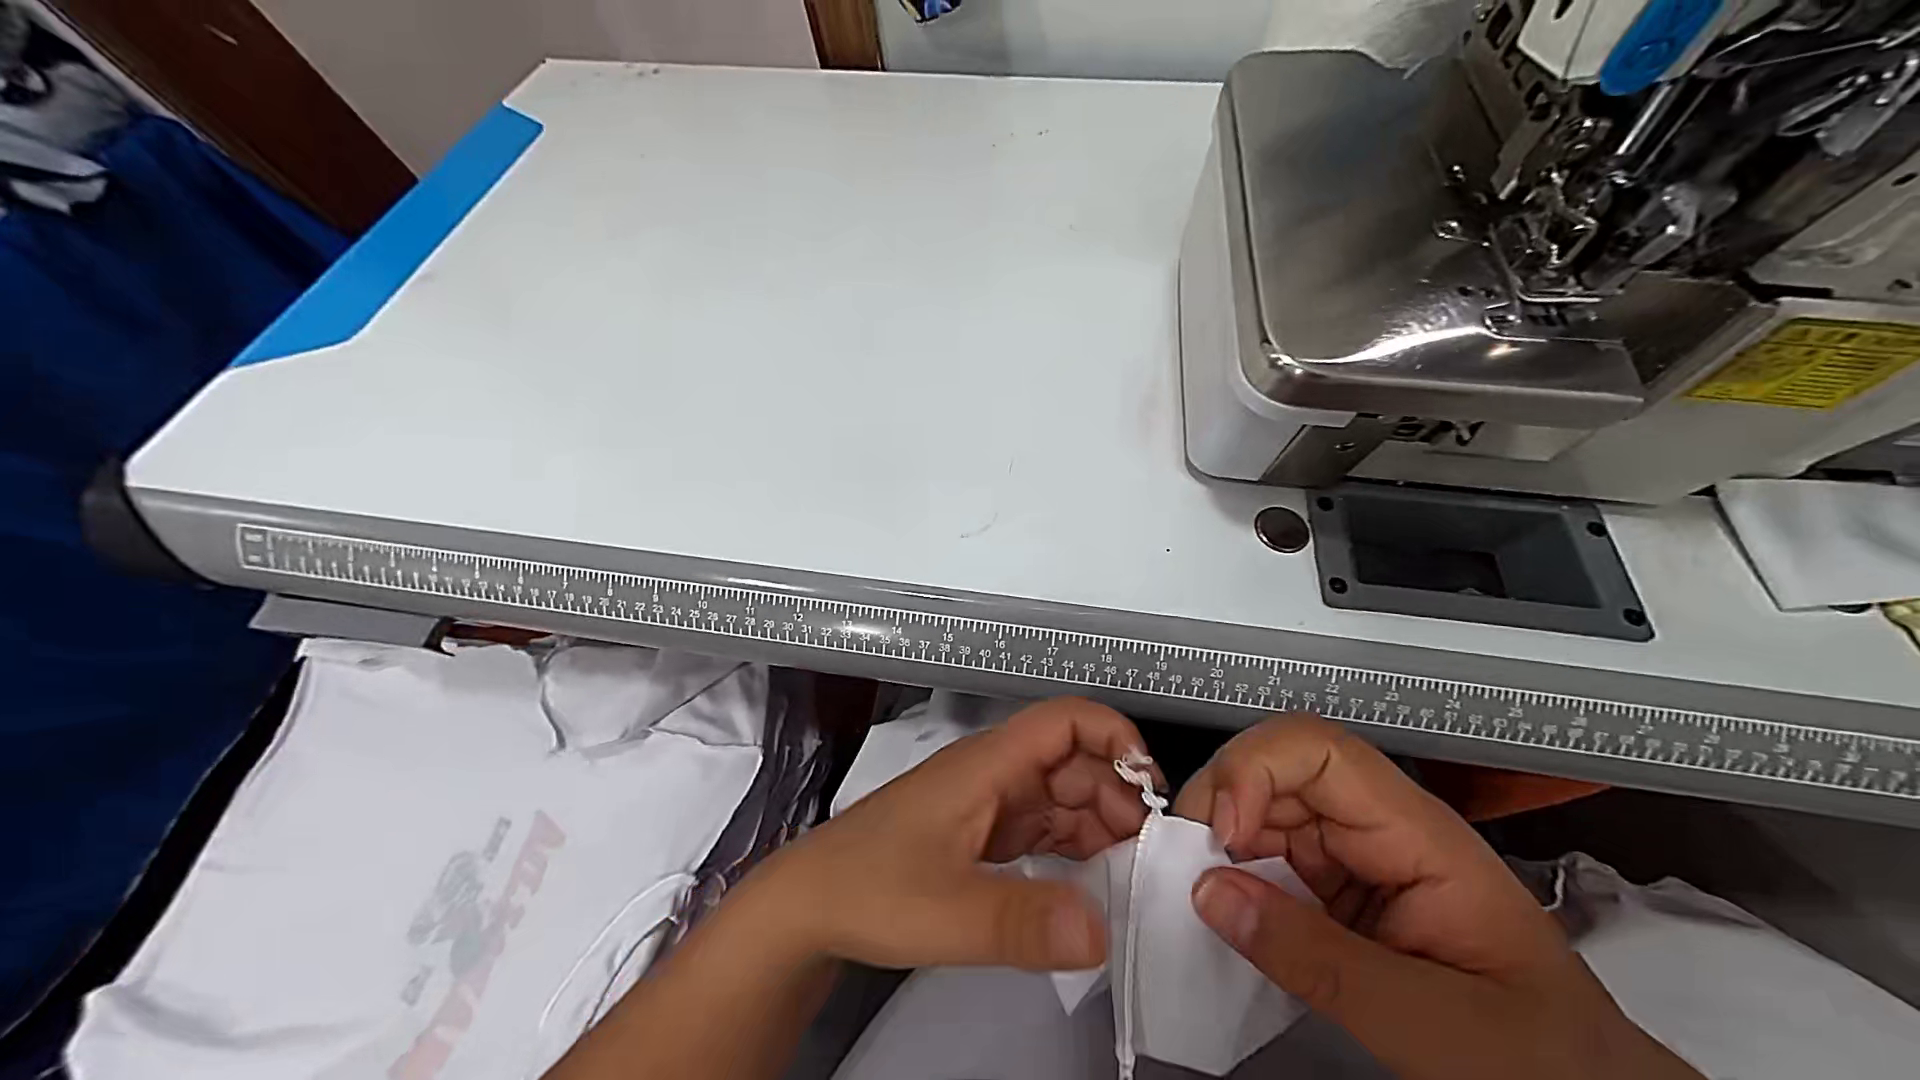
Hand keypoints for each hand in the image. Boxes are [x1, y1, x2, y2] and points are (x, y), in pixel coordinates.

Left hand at [736, 697, 1157, 972]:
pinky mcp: (984, 833)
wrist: (810, 905)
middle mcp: (994, 775)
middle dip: (1118, 796)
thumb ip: (1024, 922)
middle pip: (1076, 761)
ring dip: (1099, 826)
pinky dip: (1074, 848)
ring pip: (1064, 796)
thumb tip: (1101, 931)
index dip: (1116, 739)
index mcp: (988, 765)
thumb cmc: (866, 887)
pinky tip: (1088, 882)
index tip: (1149, 790)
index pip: (1066, 721)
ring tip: (1124, 874)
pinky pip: (1045, 829)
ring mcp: (990, 803)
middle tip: (1143, 855)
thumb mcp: (948, 910)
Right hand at [1175, 714, 1701, 1079]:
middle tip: (1187, 869)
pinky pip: (1260, 861)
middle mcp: (1372, 829)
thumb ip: (1319, 962)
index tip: (1222, 833)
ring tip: (1198, 896)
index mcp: (1414, 833)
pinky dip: (1227, 878)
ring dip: (1216, 844)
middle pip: (1273, 772)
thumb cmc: (1544, 1062)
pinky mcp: (1327, 892)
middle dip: (1218, 805)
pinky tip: (1220, 911)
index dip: (1255, 769)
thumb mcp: (1439, 1025)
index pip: (1318, 750)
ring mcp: (1347, 859)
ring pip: (1256, 813)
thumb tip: (1208, 892)